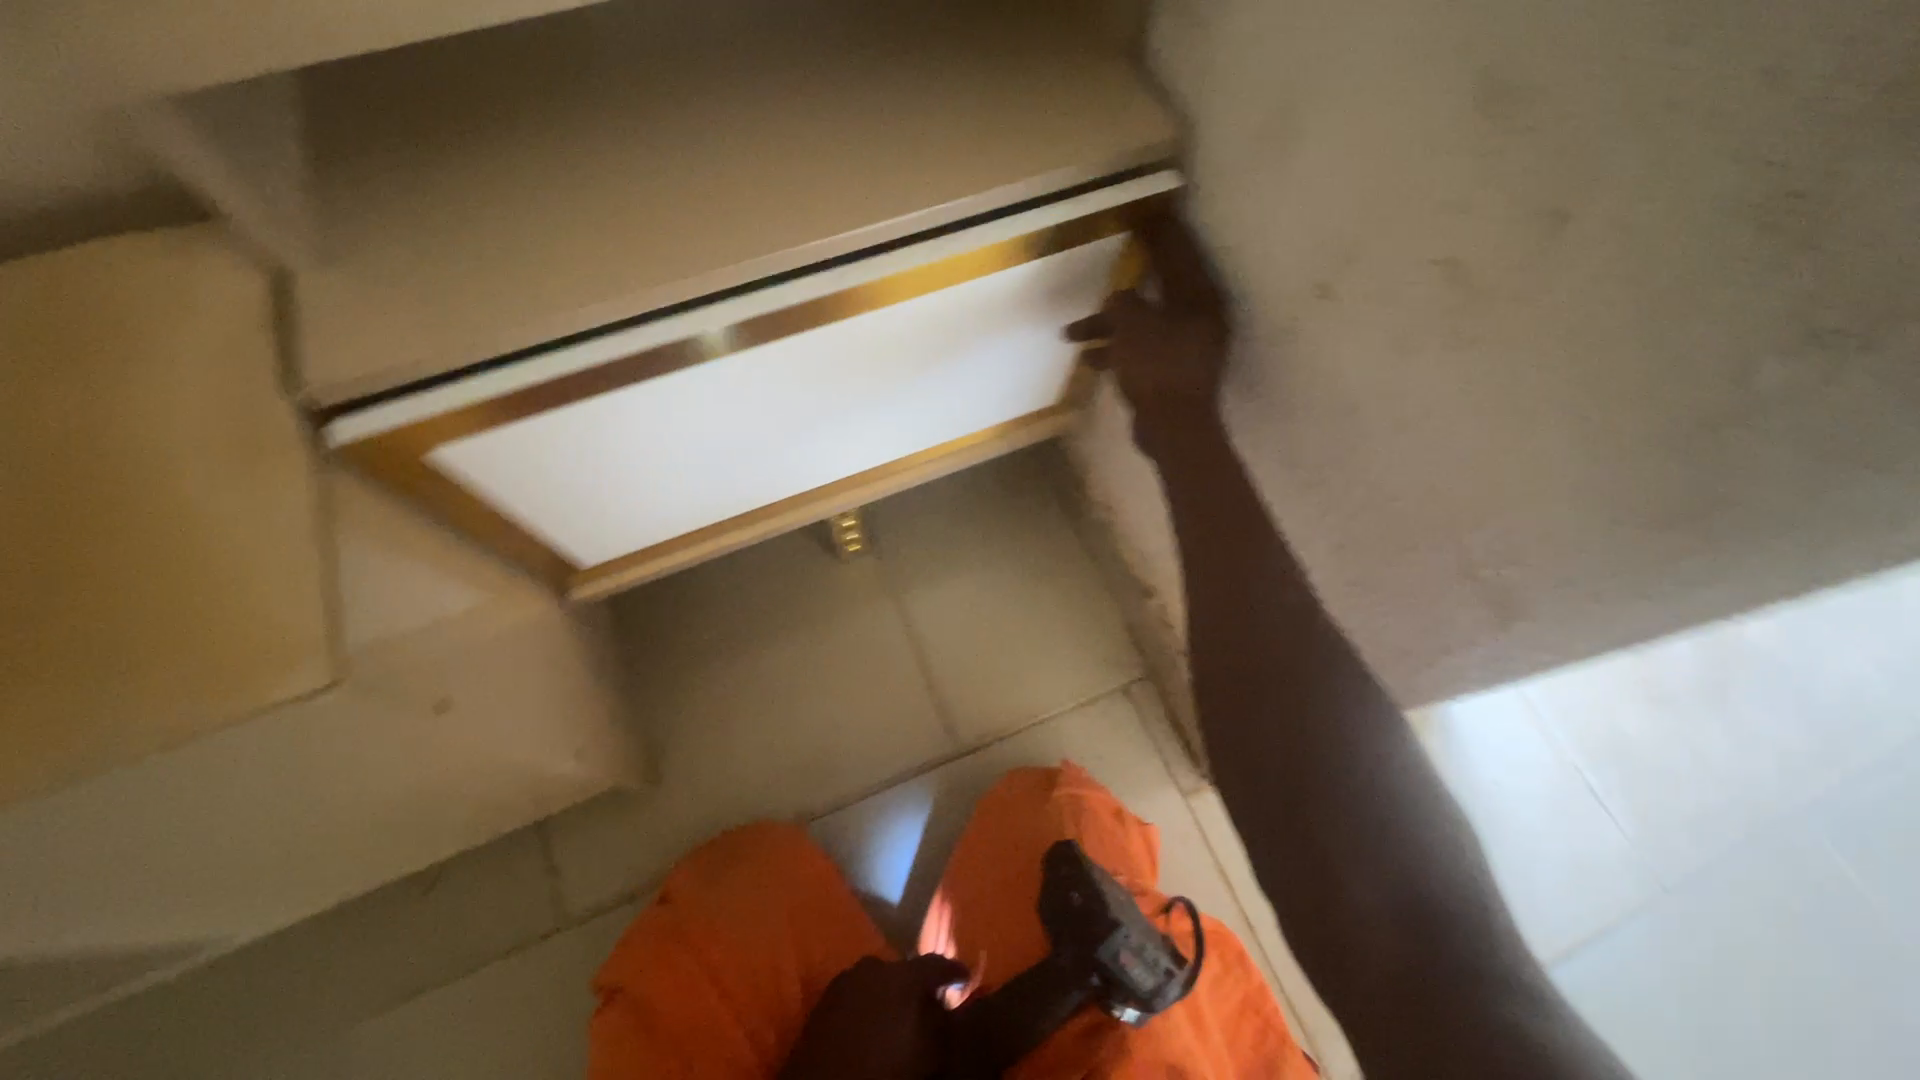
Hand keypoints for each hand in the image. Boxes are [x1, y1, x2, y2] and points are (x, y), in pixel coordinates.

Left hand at [778, 954, 969, 1079]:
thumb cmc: (887, 1072)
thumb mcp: (930, 1054)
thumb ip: (944, 1025)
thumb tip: (947, 1010)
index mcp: (904, 977)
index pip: (938, 963)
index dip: (955, 972)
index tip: (965, 981)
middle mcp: (874, 968)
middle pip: (905, 970)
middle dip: (919, 985)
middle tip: (929, 1006)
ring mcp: (845, 981)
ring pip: (878, 979)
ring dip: (891, 992)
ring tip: (898, 1017)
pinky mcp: (824, 1000)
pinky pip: (856, 993)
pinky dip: (868, 1003)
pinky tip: (870, 1025)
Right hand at [1066, 206, 1231, 458]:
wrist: (1174, 428)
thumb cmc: (1157, 368)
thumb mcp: (1132, 326)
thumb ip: (1123, 303)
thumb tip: (1119, 298)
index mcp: (1198, 297)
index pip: (1177, 252)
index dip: (1158, 231)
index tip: (1143, 212)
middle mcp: (1198, 316)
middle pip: (1160, 287)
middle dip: (1128, 279)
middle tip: (1114, 254)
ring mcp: (1187, 346)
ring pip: (1144, 323)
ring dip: (1108, 325)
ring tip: (1071, 332)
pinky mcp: (1172, 372)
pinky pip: (1141, 350)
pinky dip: (1117, 351)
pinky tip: (1088, 358)